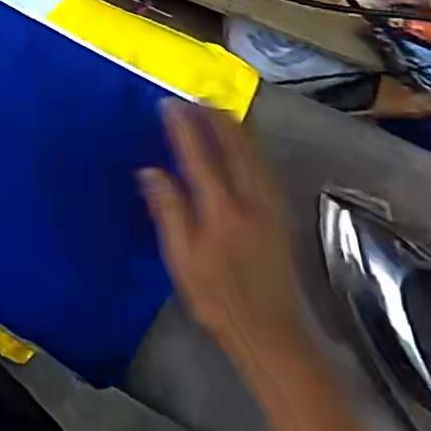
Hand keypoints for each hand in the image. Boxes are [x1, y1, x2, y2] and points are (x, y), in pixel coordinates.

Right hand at [140, 100, 306, 366]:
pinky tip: (242, 141)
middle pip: (233, 144)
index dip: (183, 126)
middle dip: (213, 116)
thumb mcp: (182, 262)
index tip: (170, 104)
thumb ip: (169, 212)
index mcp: (221, 210)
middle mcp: (250, 198)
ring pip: (253, 150)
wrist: (271, 333)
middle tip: (196, 97)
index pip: (199, 155)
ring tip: (216, 108)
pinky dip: (249, 143)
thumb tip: (150, 171)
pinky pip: (263, 163)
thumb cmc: (218, 301)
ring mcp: (270, 203)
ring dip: (233, 126)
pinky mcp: (280, 211)